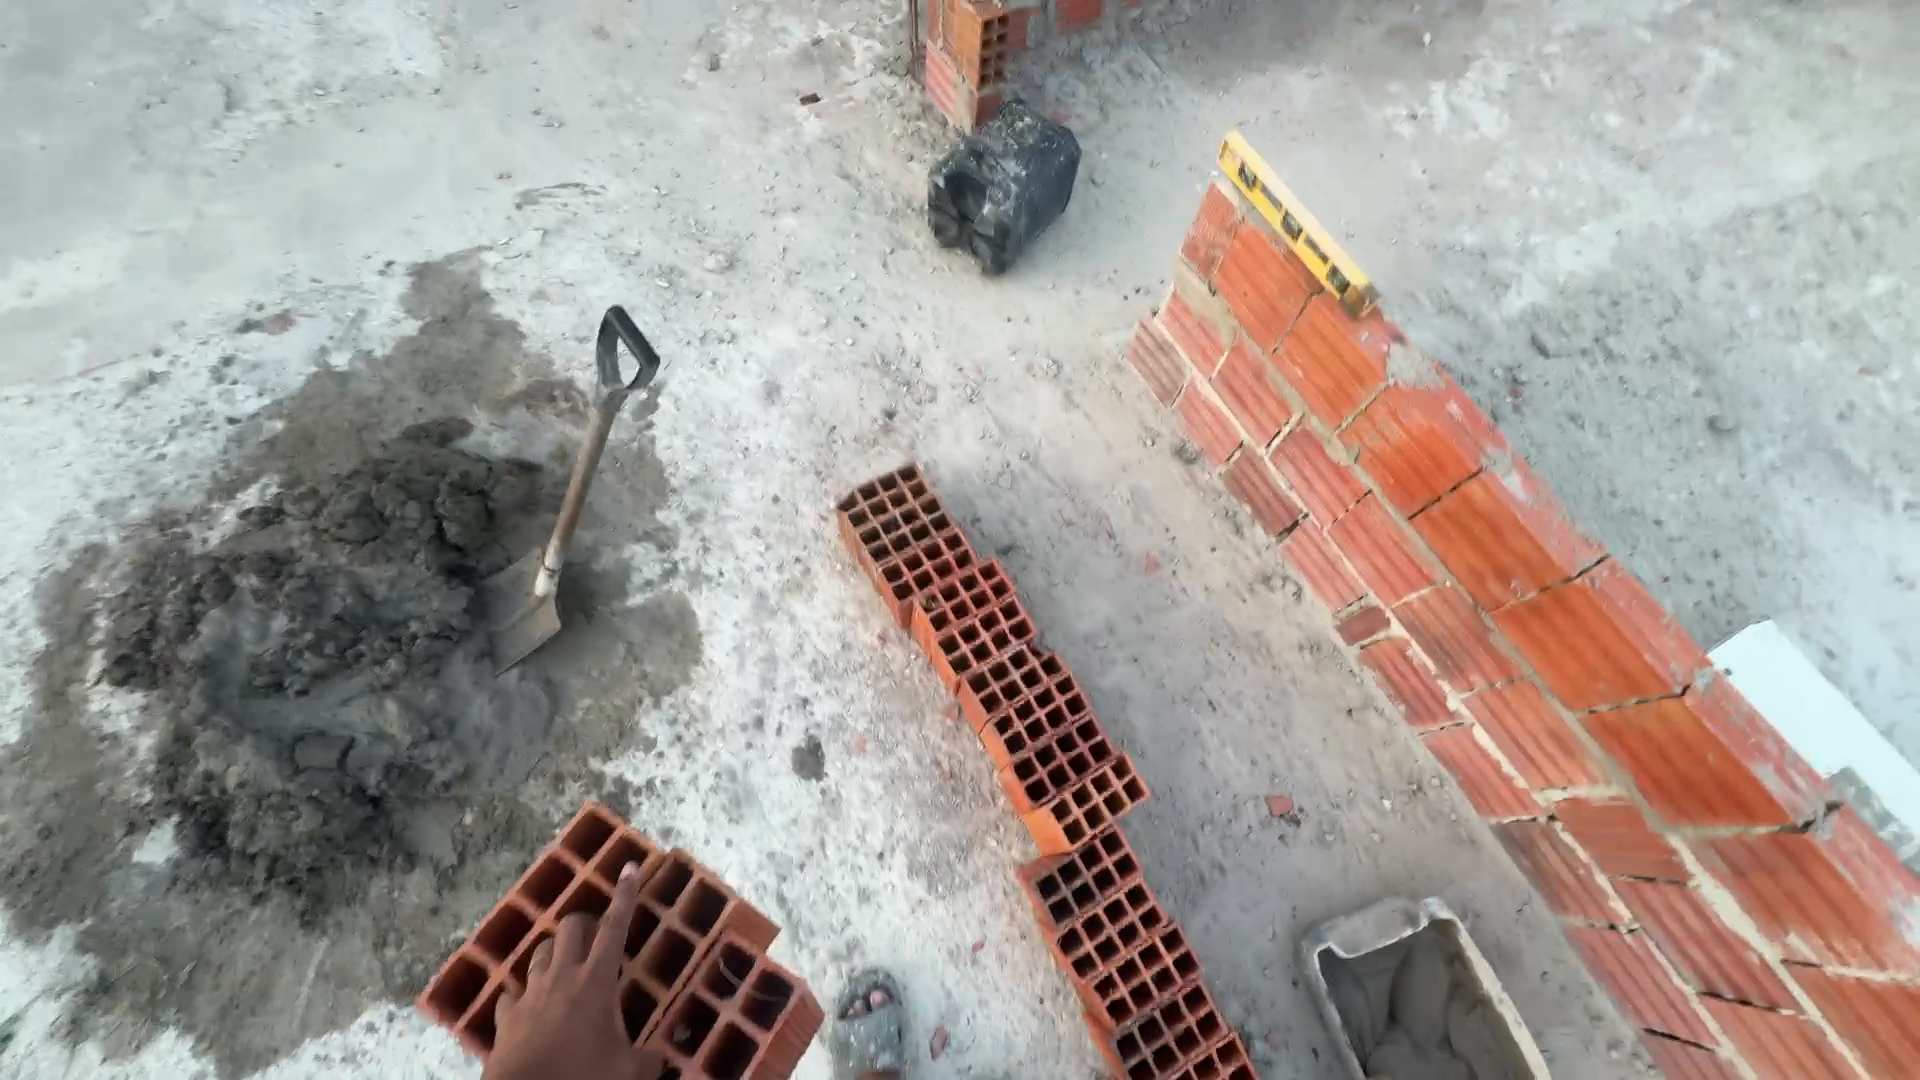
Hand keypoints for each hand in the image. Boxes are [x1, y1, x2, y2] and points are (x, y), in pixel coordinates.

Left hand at [484, 862, 665, 1079]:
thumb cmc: (581, 1077)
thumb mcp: (627, 1072)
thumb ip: (648, 1062)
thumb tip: (661, 1063)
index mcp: (596, 980)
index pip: (615, 926)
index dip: (625, 895)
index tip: (630, 868)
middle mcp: (563, 976)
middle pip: (572, 927)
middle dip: (585, 923)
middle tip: (596, 938)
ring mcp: (530, 995)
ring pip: (541, 953)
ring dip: (555, 954)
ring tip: (564, 967)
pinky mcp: (505, 1019)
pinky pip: (511, 995)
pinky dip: (522, 996)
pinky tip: (527, 1007)